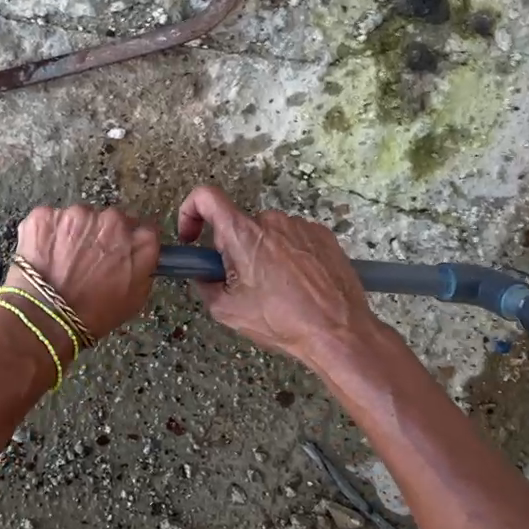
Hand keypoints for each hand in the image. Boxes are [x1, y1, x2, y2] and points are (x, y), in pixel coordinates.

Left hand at [4, 205, 159, 344]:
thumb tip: (139, 255)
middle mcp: (112, 221)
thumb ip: (143, 267)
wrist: (46, 318)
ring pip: (78, 218)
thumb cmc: (91, 314)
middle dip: (100, 236)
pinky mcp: (45, 216)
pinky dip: (46, 235)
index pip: (142, 230)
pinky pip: (49, 220)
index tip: (119, 252)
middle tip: (87, 261)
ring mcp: (77, 215)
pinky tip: (43, 258)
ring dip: (73, 234)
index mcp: (140, 241)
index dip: (129, 242)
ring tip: (62, 264)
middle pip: (110, 220)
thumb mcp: (135, 298)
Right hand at [176, 185, 388, 368]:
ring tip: (277, 289)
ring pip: (267, 233)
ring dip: (264, 254)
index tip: (193, 235)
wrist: (338, 331)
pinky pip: (294, 238)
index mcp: (243, 234)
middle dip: (236, 250)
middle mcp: (271, 221)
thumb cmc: (284, 321)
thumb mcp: (227, 310)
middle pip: (239, 225)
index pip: (205, 197)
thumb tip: (204, 274)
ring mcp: (300, 225)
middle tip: (244, 283)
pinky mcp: (322, 235)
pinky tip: (298, 284)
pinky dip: (289, 255)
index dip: (190, 211)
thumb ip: (205, 284)